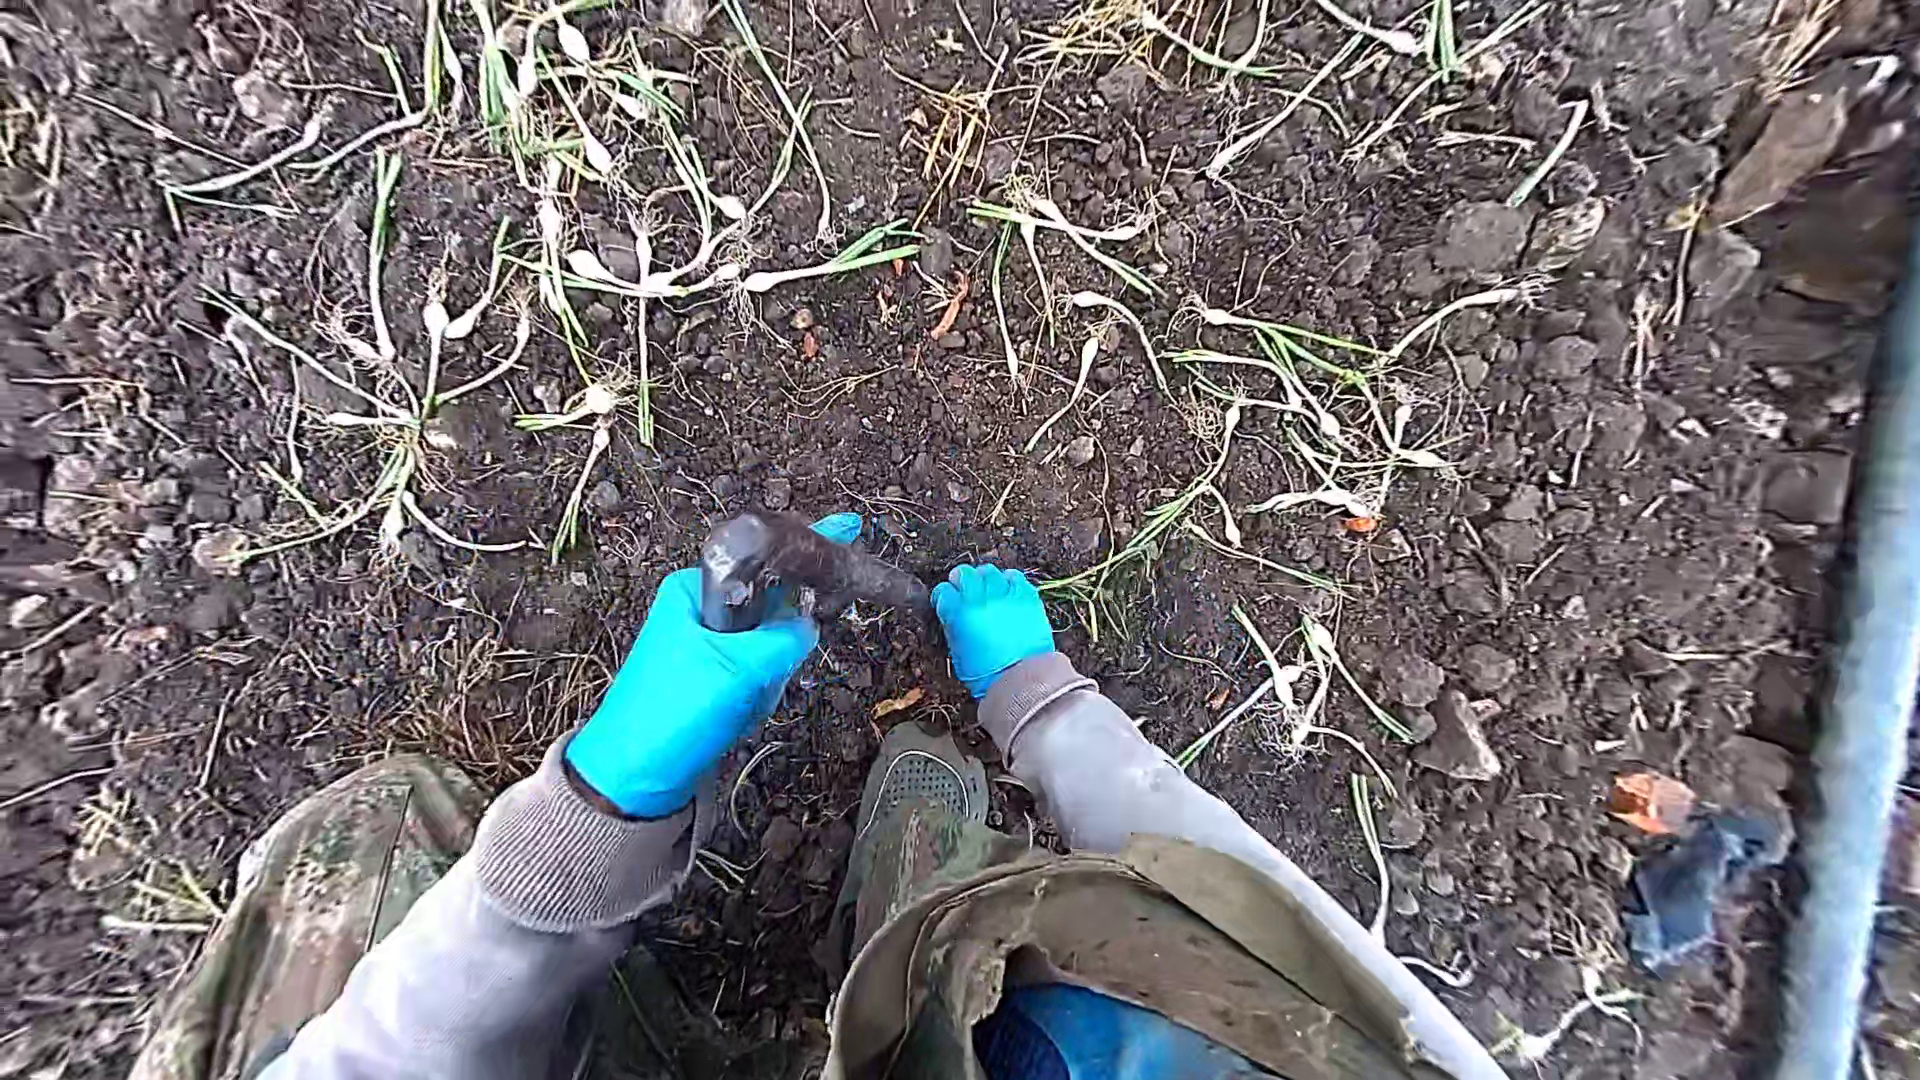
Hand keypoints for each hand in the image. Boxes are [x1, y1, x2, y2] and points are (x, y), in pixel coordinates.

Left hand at [566, 512, 861, 816]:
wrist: (633, 778)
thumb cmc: (673, 712)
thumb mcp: (737, 667)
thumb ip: (784, 638)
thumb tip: (810, 626)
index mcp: (694, 589)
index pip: (761, 556)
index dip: (807, 546)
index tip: (847, 527)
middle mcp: (702, 607)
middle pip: (773, 600)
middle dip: (785, 637)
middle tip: (772, 671)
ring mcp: (711, 641)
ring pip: (771, 637)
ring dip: (772, 670)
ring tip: (747, 701)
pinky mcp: (718, 671)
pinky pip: (760, 664)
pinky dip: (763, 686)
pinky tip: (746, 709)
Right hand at [933, 563, 1055, 697]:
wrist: (1020, 679)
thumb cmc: (986, 674)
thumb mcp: (957, 651)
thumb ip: (954, 626)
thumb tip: (954, 613)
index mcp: (958, 613)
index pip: (943, 591)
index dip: (944, 595)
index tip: (947, 599)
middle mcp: (978, 599)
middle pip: (965, 574)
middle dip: (962, 580)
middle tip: (965, 588)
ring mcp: (1003, 595)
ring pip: (989, 571)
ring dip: (985, 579)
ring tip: (987, 589)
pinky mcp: (1025, 596)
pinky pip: (1014, 577)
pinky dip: (1008, 581)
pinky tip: (1006, 589)